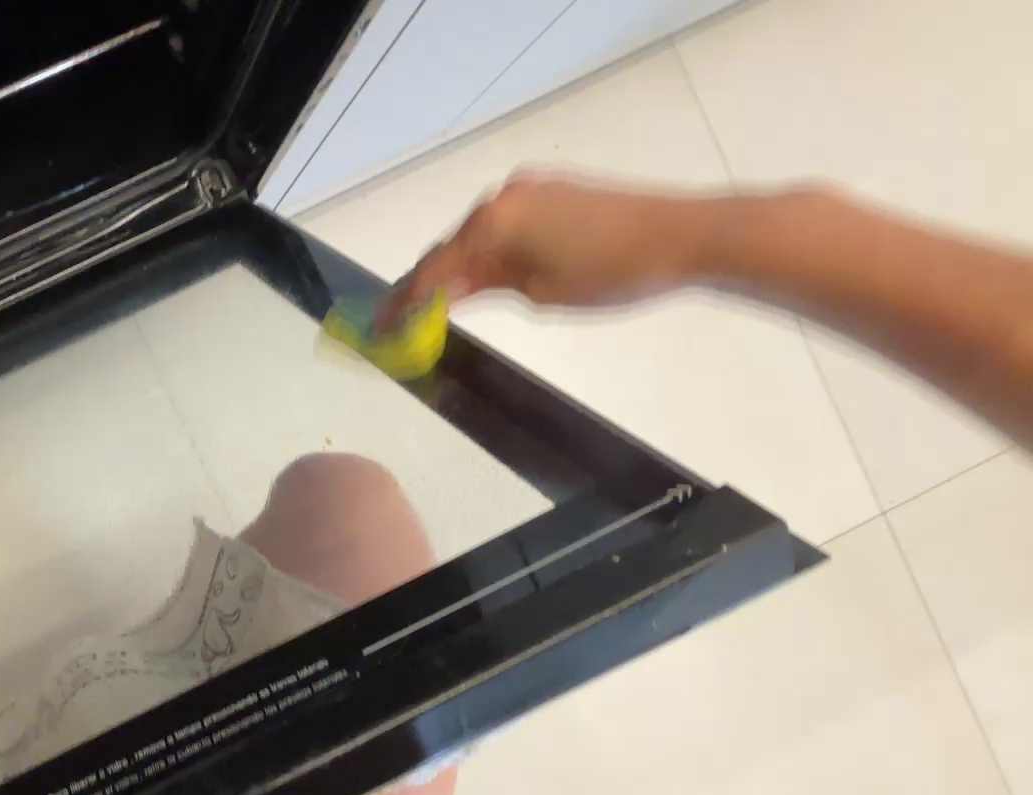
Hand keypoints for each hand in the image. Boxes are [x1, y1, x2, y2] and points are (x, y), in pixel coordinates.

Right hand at [376, 173, 713, 331]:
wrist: (689, 235)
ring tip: (433, 305)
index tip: (380, 331)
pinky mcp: (551, 190)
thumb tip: (444, 295)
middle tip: (399, 321)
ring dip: (454, 269)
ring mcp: (527, 189)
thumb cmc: (609, 274)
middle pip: (448, 249)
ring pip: (473, 237)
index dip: (402, 304)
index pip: (432, 271)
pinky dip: (483, 252)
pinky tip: (477, 276)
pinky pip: (500, 225)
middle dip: (424, 285)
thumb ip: (482, 288)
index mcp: (491, 224)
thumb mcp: (536, 293)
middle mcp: (501, 197)